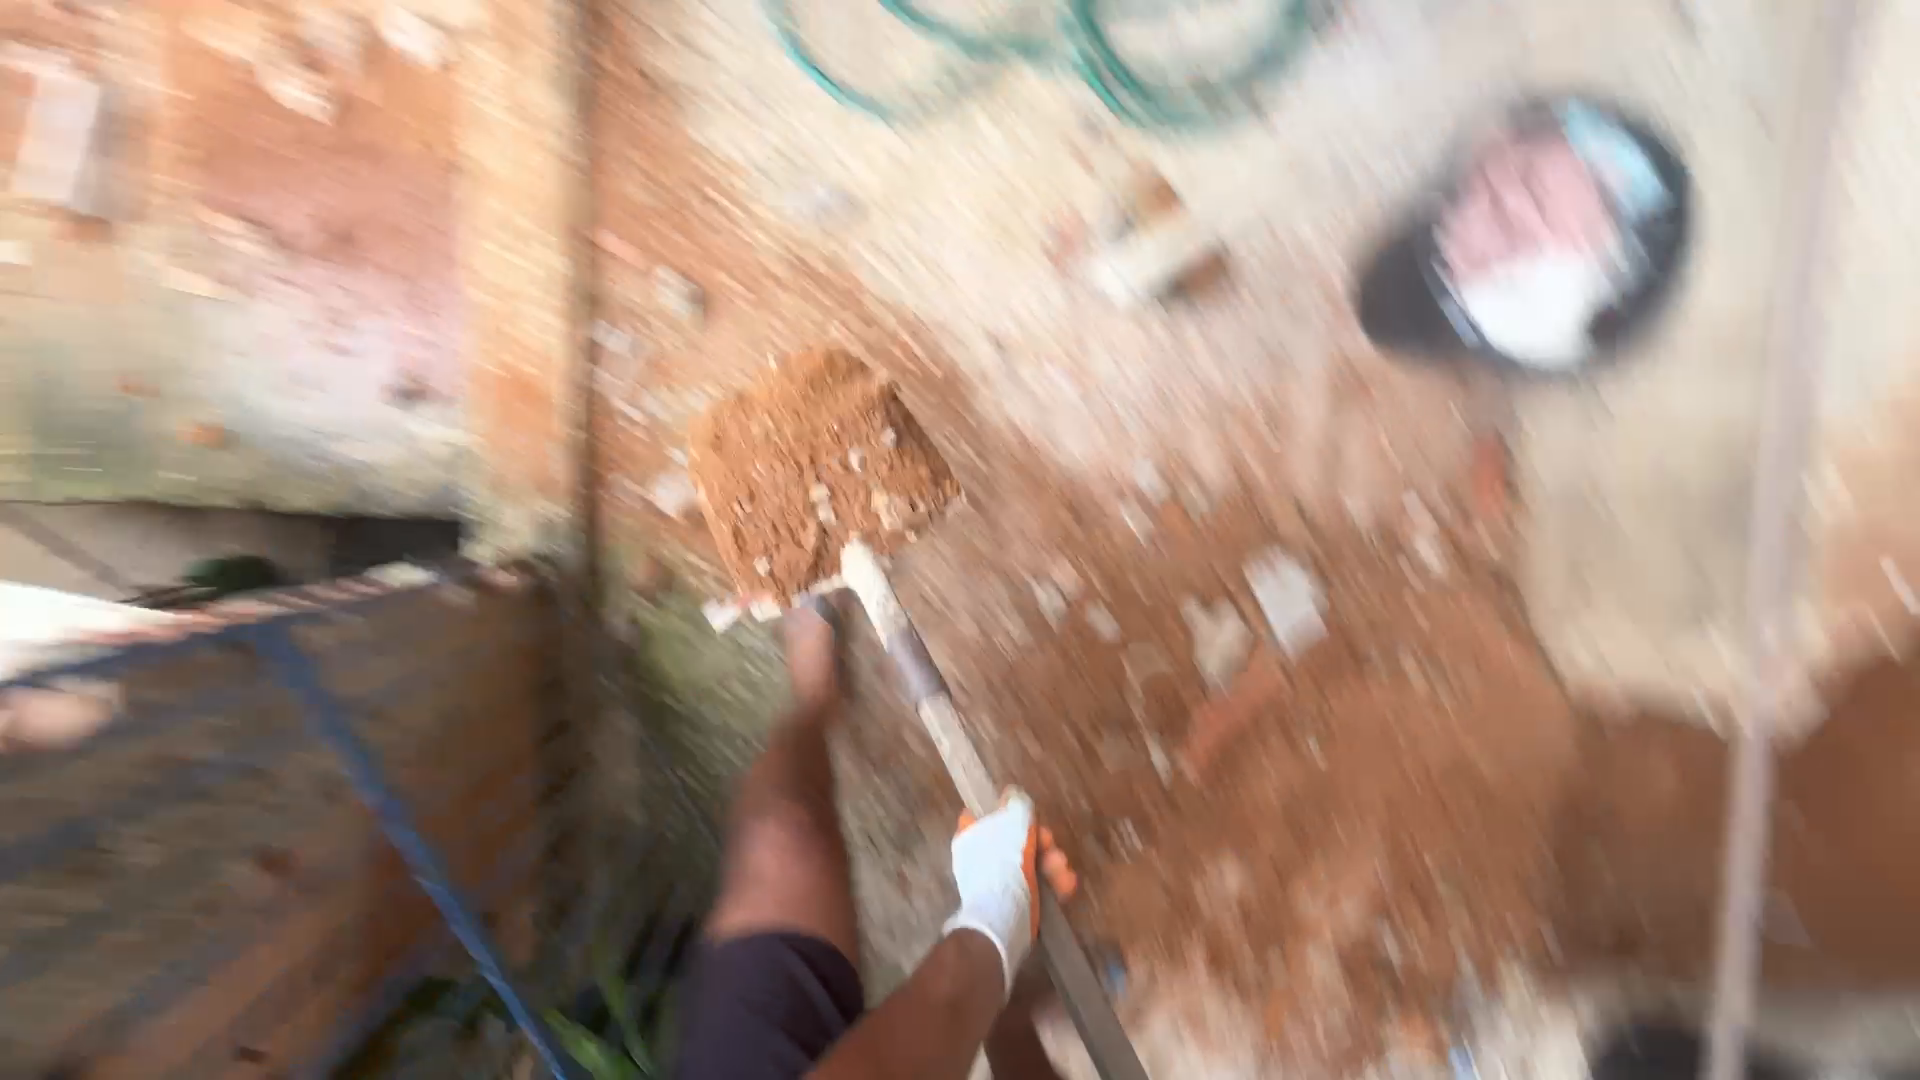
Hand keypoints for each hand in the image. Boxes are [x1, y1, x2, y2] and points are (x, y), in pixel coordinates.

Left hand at [941, 788, 1075, 995]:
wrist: (1003, 922)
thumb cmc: (1004, 866)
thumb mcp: (1014, 825)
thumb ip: (1017, 807)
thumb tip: (1013, 793)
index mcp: (972, 834)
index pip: (988, 814)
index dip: (1013, 814)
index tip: (1031, 822)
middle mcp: (980, 856)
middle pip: (1017, 839)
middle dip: (1043, 843)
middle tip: (1053, 849)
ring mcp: (995, 881)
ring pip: (1030, 863)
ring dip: (1052, 864)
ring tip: (1064, 872)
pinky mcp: (1012, 904)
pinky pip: (1036, 886)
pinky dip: (1052, 884)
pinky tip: (1067, 886)